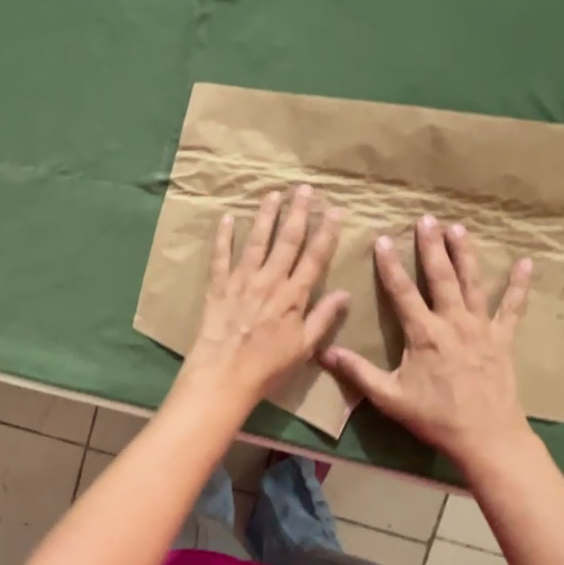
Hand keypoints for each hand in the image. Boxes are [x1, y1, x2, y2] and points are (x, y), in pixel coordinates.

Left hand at [174, 185, 348, 409]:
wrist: (224, 375)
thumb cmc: (267, 367)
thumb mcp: (304, 347)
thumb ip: (324, 318)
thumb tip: (345, 293)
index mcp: (294, 296)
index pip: (315, 257)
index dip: (326, 233)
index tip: (335, 210)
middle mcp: (270, 282)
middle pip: (287, 241)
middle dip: (298, 213)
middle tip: (305, 189)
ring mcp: (242, 282)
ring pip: (256, 241)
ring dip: (266, 216)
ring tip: (273, 194)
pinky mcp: (218, 287)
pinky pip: (220, 257)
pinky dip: (223, 236)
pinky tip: (227, 218)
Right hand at [321, 214, 534, 469]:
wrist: (486, 436)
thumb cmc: (433, 417)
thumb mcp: (388, 397)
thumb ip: (357, 372)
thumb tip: (324, 353)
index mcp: (424, 335)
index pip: (402, 292)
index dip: (390, 265)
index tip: (383, 240)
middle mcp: (453, 323)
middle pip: (441, 277)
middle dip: (432, 247)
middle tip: (426, 219)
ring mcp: (482, 329)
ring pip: (473, 283)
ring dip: (465, 254)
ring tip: (459, 228)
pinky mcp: (503, 340)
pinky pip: (513, 307)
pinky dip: (519, 285)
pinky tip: (525, 264)